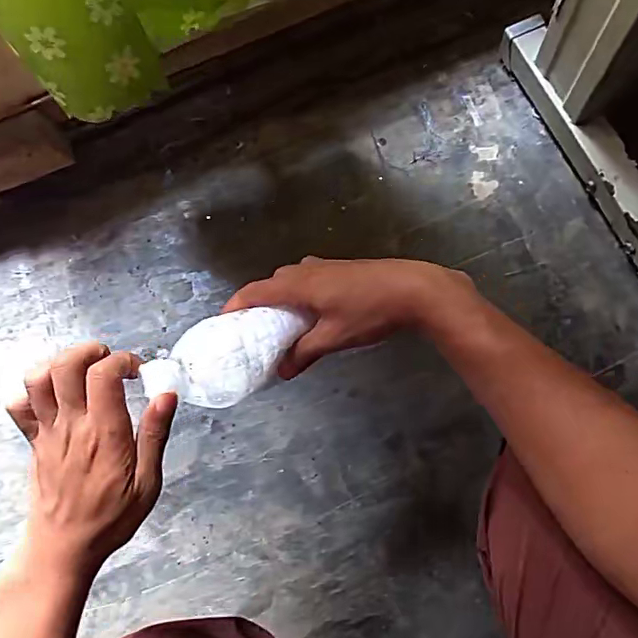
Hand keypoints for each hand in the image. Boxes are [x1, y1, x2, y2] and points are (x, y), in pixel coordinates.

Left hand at [4, 342, 176, 585]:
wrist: (61, 550)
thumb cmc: (110, 519)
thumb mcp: (148, 484)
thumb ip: (154, 435)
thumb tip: (167, 395)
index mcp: (104, 434)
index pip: (102, 375)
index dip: (121, 360)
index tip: (138, 371)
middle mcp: (71, 426)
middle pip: (65, 365)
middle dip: (89, 351)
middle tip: (110, 362)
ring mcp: (47, 433)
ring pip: (38, 378)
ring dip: (61, 363)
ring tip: (84, 372)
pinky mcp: (33, 442)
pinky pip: (19, 405)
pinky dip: (33, 391)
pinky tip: (57, 397)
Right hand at [222, 257, 474, 377]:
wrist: (414, 288)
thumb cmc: (370, 311)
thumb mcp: (334, 338)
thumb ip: (304, 353)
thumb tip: (283, 371)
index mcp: (299, 284)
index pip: (256, 291)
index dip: (236, 305)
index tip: (223, 321)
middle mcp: (307, 269)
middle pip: (272, 283)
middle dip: (259, 302)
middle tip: (253, 328)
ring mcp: (326, 265)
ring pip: (292, 279)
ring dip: (281, 297)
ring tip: (281, 323)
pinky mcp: (342, 268)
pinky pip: (308, 278)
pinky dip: (299, 293)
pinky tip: (313, 312)